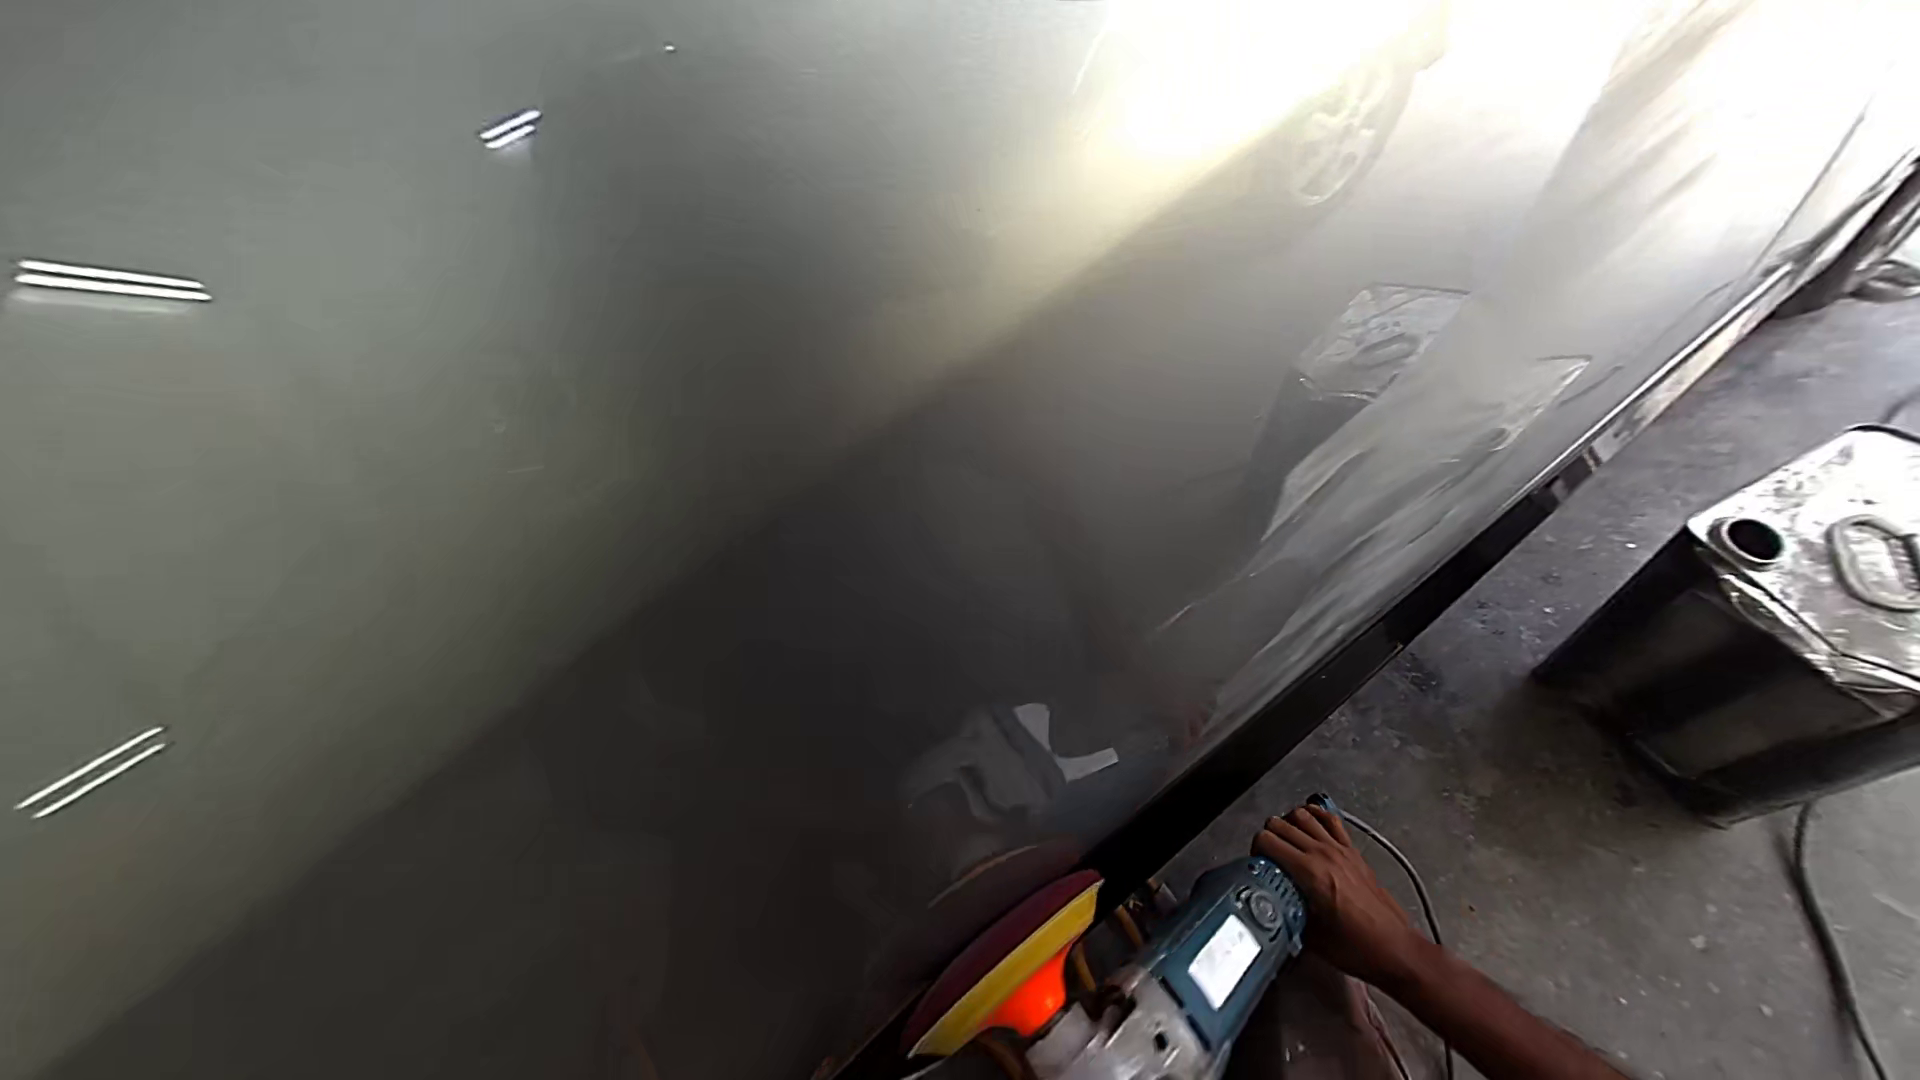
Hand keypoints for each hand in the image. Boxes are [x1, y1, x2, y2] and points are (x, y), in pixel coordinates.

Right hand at [1252, 804, 1426, 987]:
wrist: (1399, 952)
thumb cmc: (1359, 949)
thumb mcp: (1312, 937)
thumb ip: (1287, 912)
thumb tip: (1271, 903)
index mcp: (1310, 873)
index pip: (1267, 840)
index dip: (1256, 849)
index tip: (1258, 863)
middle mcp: (1323, 854)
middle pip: (1279, 823)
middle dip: (1267, 836)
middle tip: (1269, 855)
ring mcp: (1340, 849)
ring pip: (1301, 815)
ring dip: (1288, 823)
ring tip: (1286, 840)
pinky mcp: (1353, 851)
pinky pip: (1330, 820)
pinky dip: (1315, 815)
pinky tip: (1309, 825)